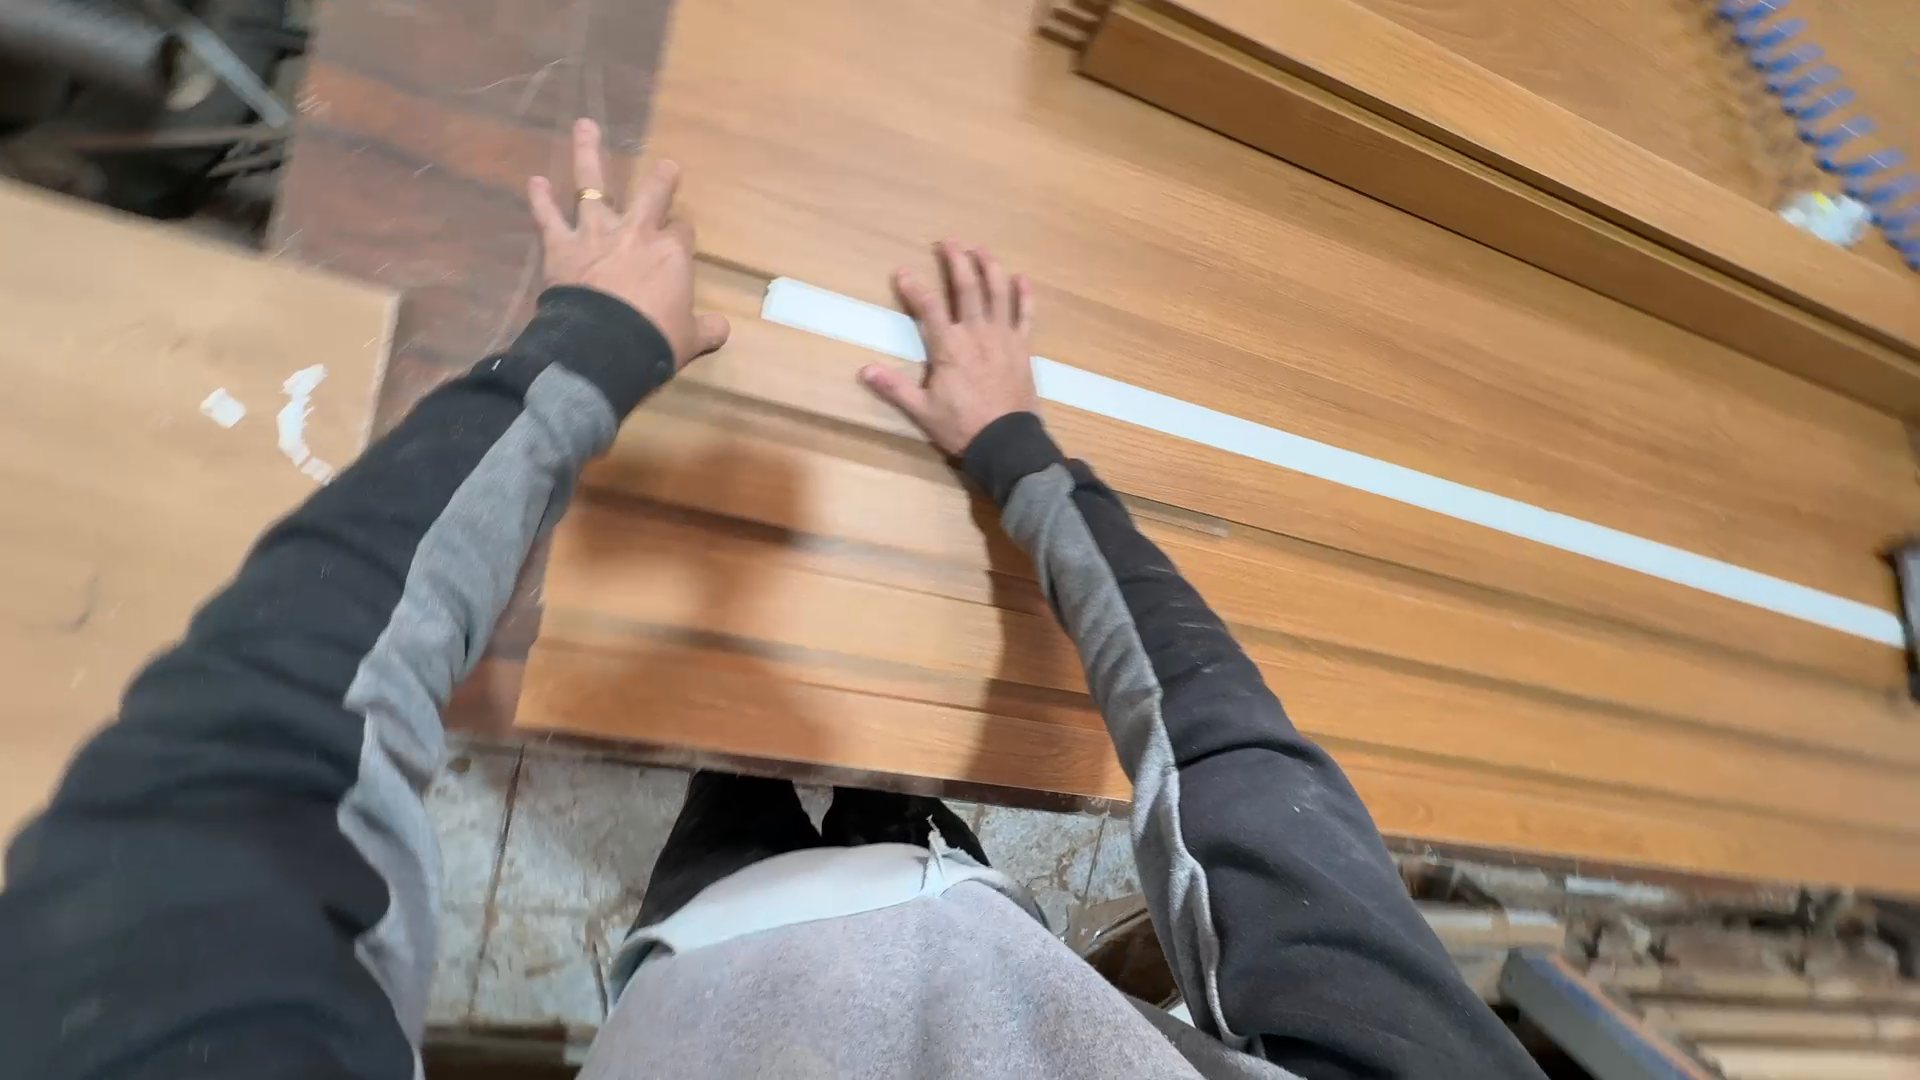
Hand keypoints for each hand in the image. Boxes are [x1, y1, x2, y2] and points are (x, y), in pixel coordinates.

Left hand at [527, 118, 729, 367]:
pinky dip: (541, 200)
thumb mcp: (691, 338)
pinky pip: (549, 217)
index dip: (684, 234)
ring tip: (586, 127)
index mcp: (672, 254)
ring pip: (592, 185)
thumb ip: (708, 329)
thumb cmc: (657, 339)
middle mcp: (637, 233)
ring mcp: (597, 234)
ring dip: (588, 154)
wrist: (607, 346)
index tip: (683, 237)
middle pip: (651, 195)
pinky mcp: (562, 246)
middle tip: (667, 166)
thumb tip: (722, 328)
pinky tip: (535, 181)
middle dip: (661, 179)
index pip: (683, 232)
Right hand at [861, 240, 1038, 455]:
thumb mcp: (923, 411)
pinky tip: (1021, 278)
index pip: (929, 308)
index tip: (902, 272)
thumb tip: (864, 370)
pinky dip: (1024, 295)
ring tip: (981, 249)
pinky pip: (1026, 315)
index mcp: (949, 347)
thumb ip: (895, 388)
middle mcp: (977, 334)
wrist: (1007, 442)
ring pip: (998, 293)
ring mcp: (1004, 338)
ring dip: (990, 267)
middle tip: (949, 242)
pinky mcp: (1023, 348)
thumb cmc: (962, 427)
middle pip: (967, 288)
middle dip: (957, 261)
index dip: (914, 287)